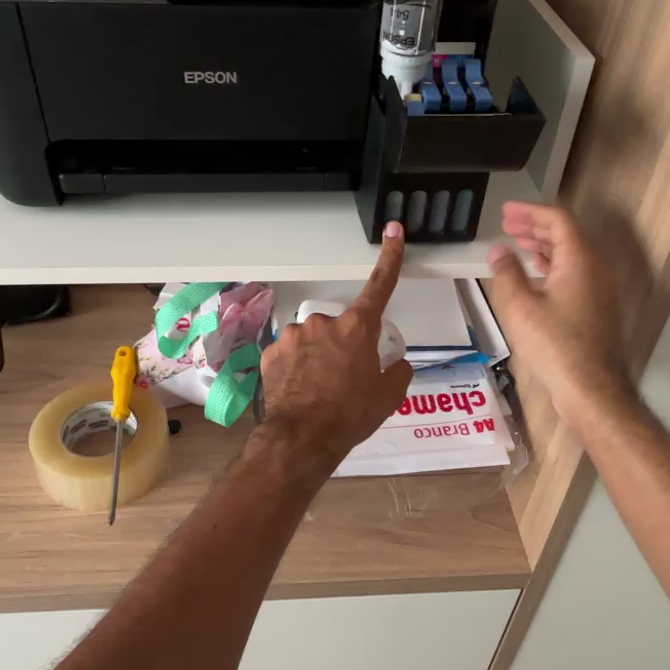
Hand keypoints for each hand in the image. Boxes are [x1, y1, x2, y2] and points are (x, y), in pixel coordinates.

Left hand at [259, 223, 415, 467]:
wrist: (303, 438)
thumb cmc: (352, 414)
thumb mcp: (388, 396)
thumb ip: (397, 371)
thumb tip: (396, 362)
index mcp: (357, 328)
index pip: (380, 286)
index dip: (390, 258)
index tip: (392, 230)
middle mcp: (323, 324)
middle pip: (340, 329)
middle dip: (342, 347)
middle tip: (345, 380)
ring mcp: (293, 336)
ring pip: (312, 341)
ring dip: (316, 357)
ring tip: (319, 391)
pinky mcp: (271, 352)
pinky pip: (290, 354)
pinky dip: (295, 368)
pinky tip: (299, 391)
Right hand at [487, 202, 631, 424]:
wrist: (590, 387)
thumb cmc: (554, 345)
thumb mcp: (520, 307)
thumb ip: (508, 273)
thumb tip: (499, 252)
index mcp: (579, 260)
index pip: (558, 220)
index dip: (531, 211)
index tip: (506, 211)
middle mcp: (595, 268)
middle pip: (567, 234)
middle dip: (536, 226)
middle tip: (508, 225)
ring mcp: (599, 289)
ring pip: (571, 255)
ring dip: (544, 246)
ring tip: (517, 245)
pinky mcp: (596, 307)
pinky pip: (574, 273)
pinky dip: (552, 265)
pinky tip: (534, 275)